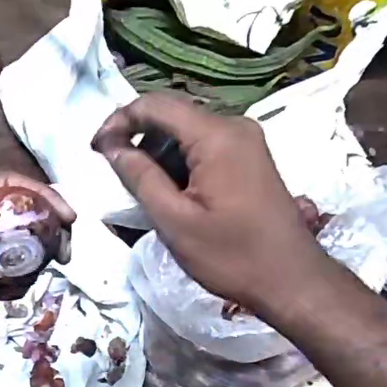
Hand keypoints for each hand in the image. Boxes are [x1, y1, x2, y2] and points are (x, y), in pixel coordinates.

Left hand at [0, 151, 74, 372]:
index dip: (29, 188)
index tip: (62, 209)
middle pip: (6, 205)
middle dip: (40, 215)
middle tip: (69, 233)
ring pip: (11, 232)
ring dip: (37, 243)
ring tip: (59, 258)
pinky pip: (10, 260)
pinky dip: (24, 267)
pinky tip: (29, 282)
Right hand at [92, 92, 332, 317]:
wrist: (291, 280)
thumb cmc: (231, 255)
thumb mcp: (175, 221)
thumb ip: (140, 177)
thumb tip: (112, 146)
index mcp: (217, 136)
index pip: (156, 105)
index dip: (119, 120)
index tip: (95, 148)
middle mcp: (234, 127)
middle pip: (172, 114)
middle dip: (137, 136)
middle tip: (113, 169)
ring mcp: (246, 142)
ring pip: (187, 131)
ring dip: (158, 152)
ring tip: (139, 187)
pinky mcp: (250, 158)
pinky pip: (205, 146)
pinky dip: (179, 161)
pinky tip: (168, 190)